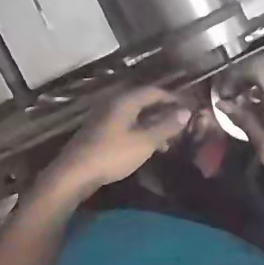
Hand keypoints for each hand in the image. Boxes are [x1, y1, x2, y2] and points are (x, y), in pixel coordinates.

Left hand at [45, 85, 191, 197]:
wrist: (74, 173)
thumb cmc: (112, 154)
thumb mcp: (145, 141)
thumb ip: (166, 126)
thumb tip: (186, 112)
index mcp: (125, 101)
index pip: (154, 91)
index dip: (173, 98)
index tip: (189, 108)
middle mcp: (113, 104)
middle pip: (144, 102)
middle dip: (164, 112)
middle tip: (181, 125)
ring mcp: (104, 118)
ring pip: (135, 115)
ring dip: (153, 124)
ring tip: (168, 141)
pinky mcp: (99, 132)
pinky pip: (126, 125)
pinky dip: (140, 132)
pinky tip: (148, 147)